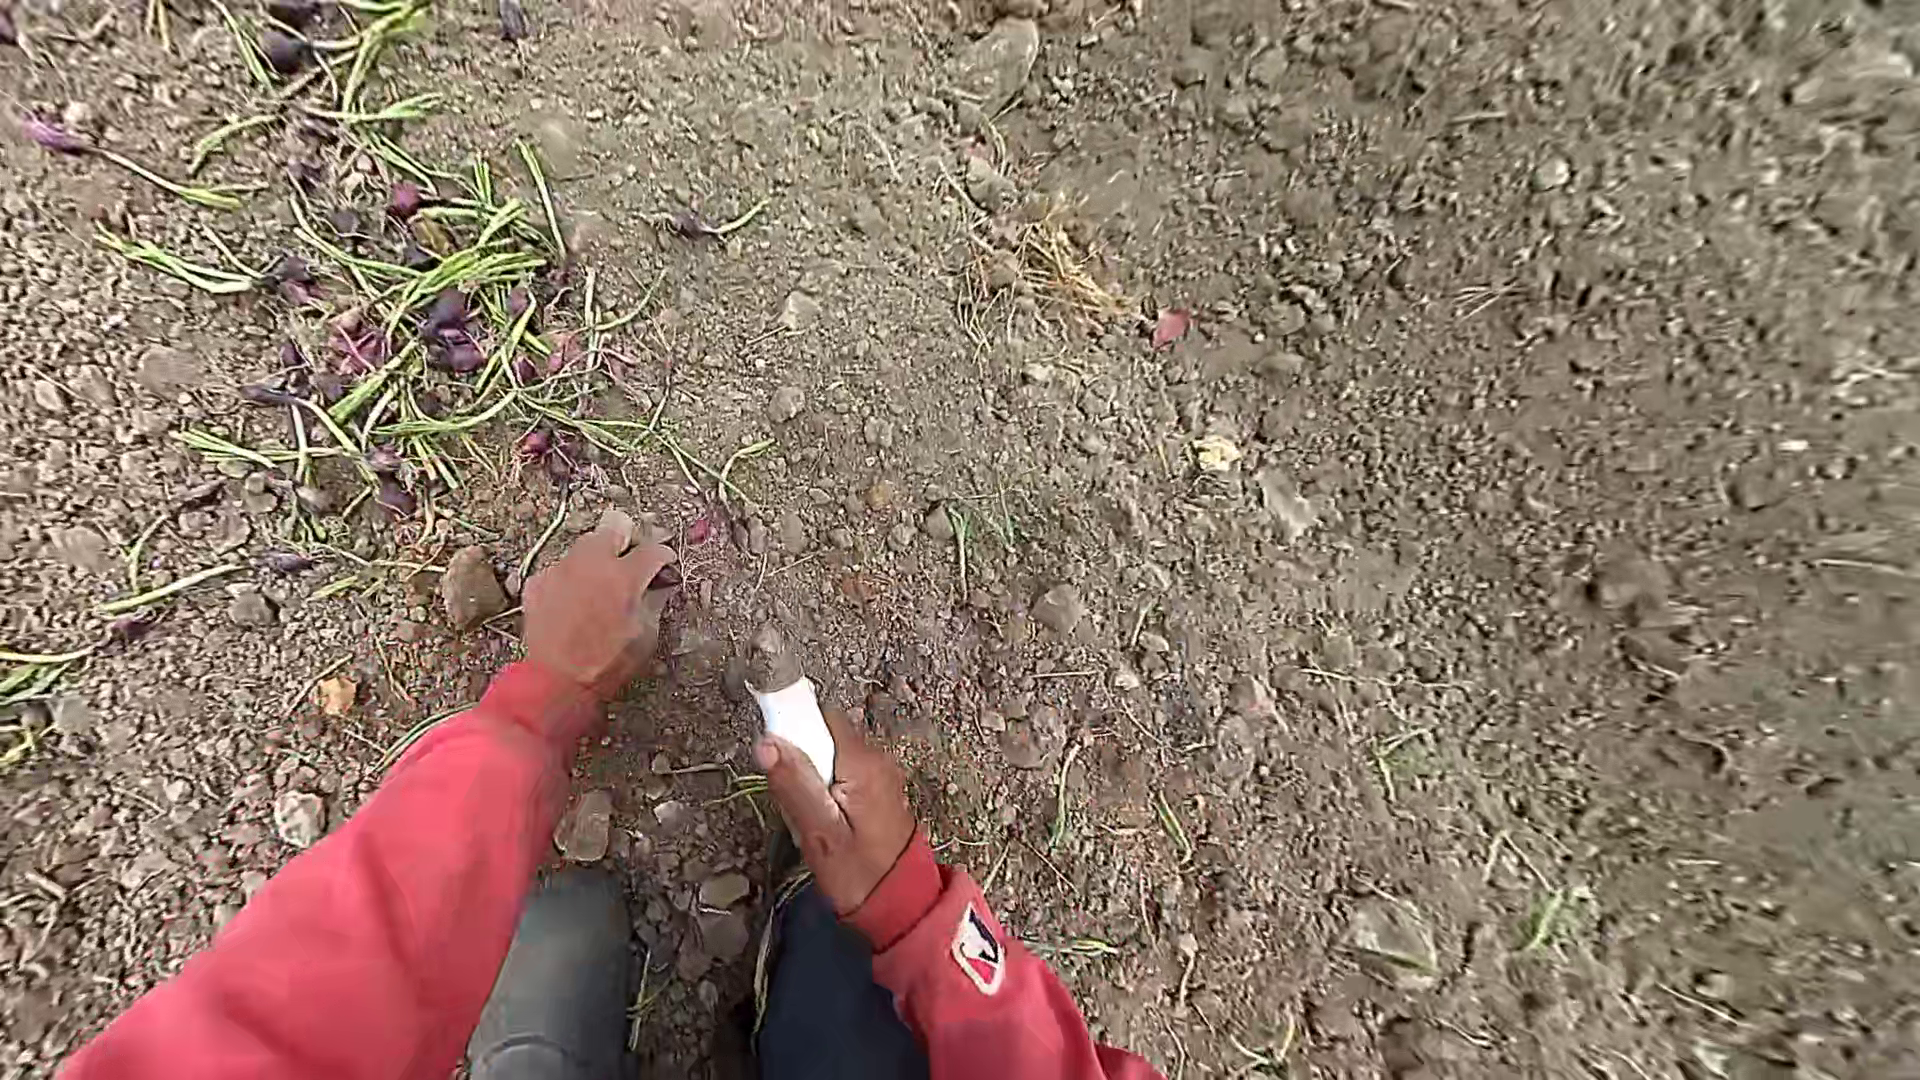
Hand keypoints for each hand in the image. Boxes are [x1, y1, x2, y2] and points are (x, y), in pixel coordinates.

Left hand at [523, 510, 677, 699]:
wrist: (556, 681)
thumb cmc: (606, 662)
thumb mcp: (646, 633)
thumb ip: (655, 600)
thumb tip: (662, 585)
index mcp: (624, 576)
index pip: (653, 550)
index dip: (665, 555)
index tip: (667, 562)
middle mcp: (591, 565)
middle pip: (614, 528)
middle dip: (628, 537)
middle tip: (635, 553)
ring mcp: (560, 571)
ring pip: (585, 545)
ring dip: (599, 554)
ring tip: (605, 575)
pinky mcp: (538, 583)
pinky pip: (561, 566)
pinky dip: (574, 573)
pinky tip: (579, 592)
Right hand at [756, 709, 914, 914]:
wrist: (902, 905)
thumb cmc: (858, 873)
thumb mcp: (819, 833)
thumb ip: (794, 784)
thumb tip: (767, 742)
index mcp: (862, 762)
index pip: (823, 718)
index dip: (796, 727)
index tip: (776, 755)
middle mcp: (877, 757)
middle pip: (829, 734)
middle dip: (805, 758)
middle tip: (796, 801)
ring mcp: (883, 771)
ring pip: (836, 754)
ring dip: (816, 775)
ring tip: (811, 816)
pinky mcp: (882, 787)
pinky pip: (848, 771)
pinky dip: (831, 786)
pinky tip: (827, 819)